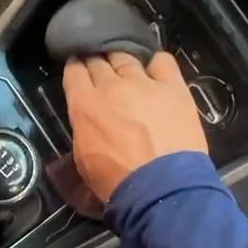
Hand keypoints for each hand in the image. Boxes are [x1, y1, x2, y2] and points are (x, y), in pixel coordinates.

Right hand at [62, 51, 207, 201]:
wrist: (159, 188)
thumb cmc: (116, 182)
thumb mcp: (84, 159)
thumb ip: (84, 130)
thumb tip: (90, 122)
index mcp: (85, 105)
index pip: (74, 73)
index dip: (75, 68)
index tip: (78, 68)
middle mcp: (111, 87)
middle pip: (99, 62)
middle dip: (96, 62)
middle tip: (100, 69)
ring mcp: (144, 84)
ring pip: (126, 59)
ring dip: (122, 60)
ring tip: (124, 66)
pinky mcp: (173, 88)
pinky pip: (163, 62)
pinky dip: (156, 64)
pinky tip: (156, 70)